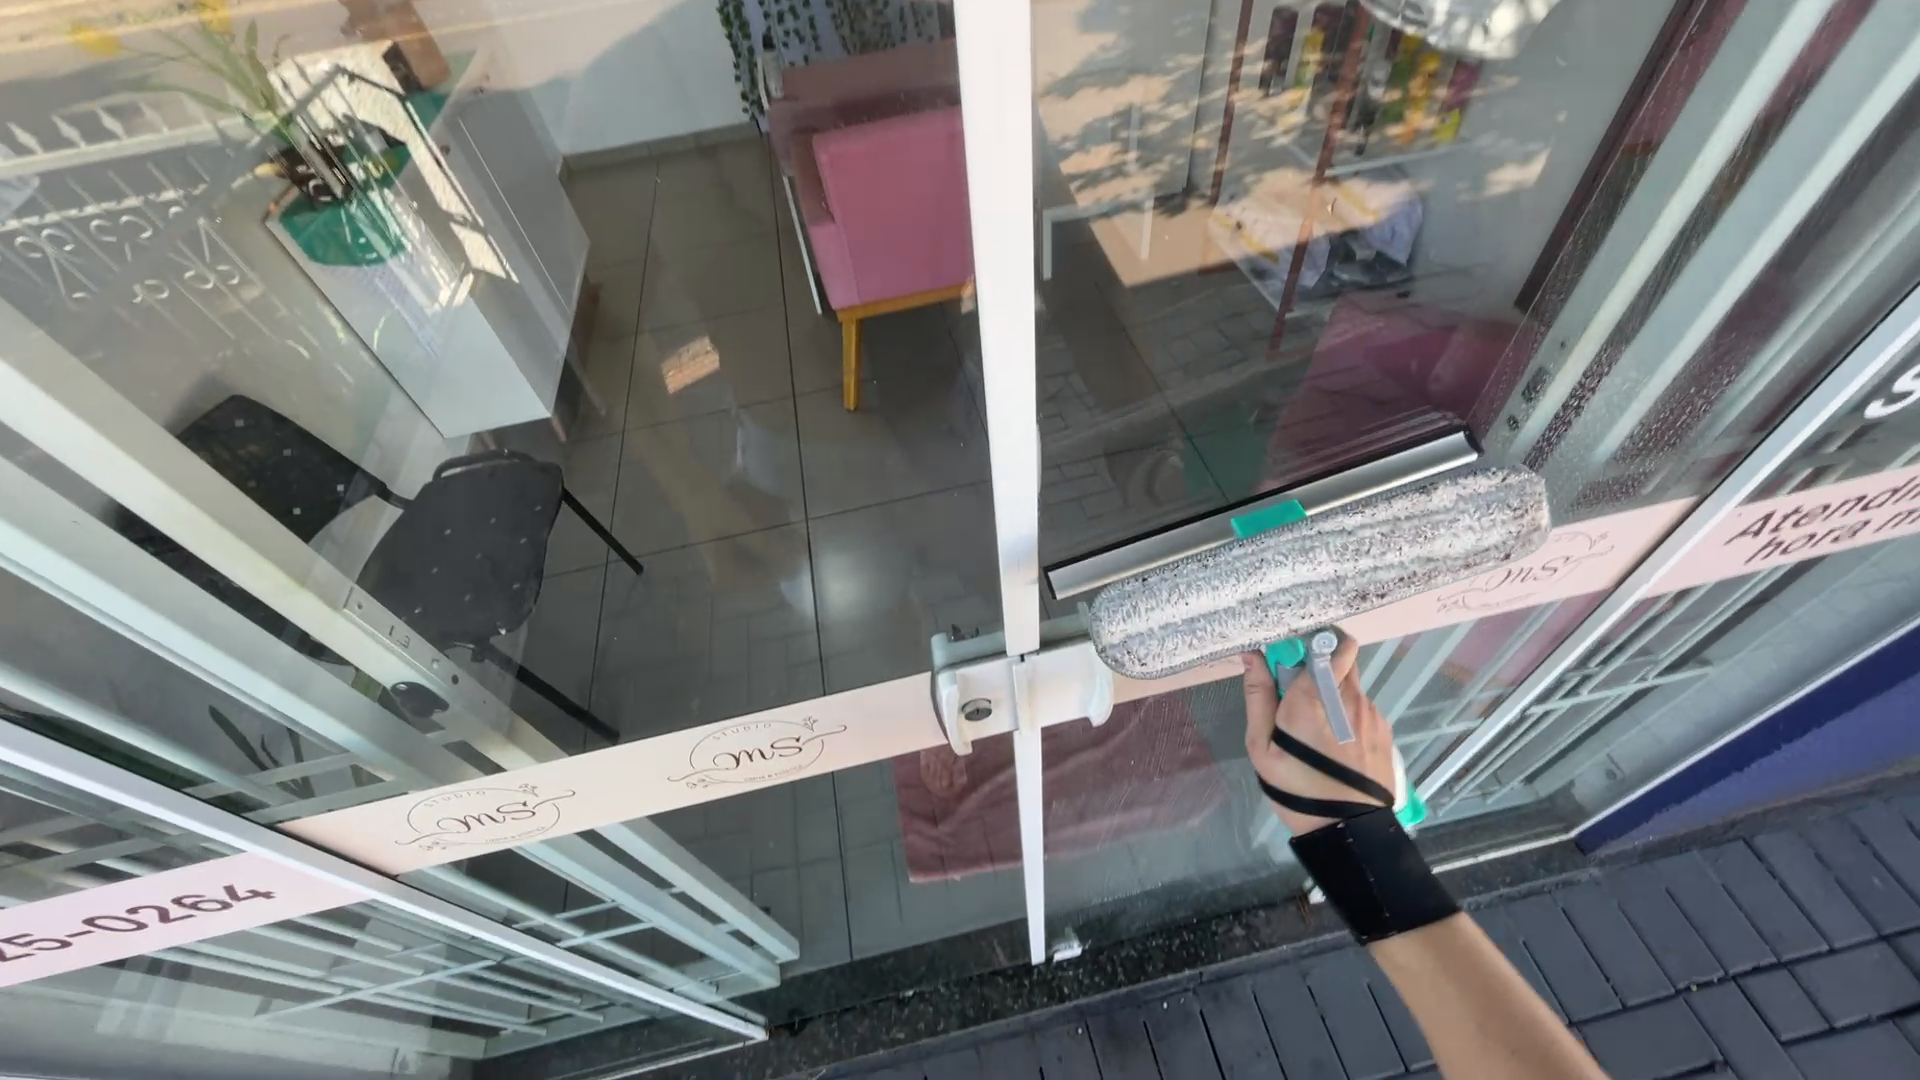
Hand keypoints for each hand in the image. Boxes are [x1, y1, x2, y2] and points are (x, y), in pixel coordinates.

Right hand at [1241, 634, 1396, 834]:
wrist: (1348, 832)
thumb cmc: (1295, 787)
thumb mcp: (1261, 745)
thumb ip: (1259, 695)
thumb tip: (1252, 655)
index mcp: (1314, 698)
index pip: (1331, 645)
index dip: (1313, 642)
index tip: (1292, 656)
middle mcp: (1349, 698)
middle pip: (1342, 659)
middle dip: (1320, 665)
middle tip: (1297, 693)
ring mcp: (1371, 714)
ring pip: (1351, 684)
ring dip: (1333, 692)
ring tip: (1315, 728)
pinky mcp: (1384, 731)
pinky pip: (1361, 707)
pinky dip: (1347, 713)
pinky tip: (1334, 742)